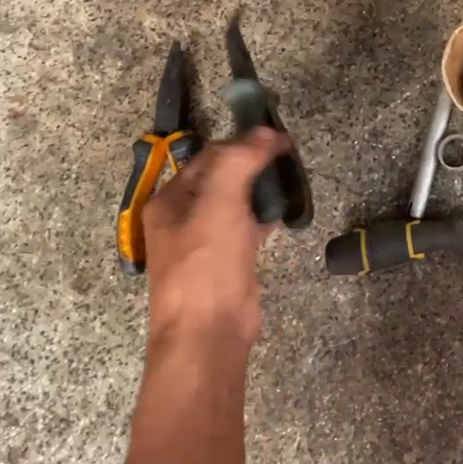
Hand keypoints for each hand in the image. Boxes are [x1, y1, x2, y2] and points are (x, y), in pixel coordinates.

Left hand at [142, 129, 288, 349]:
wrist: (208, 332)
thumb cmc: (206, 264)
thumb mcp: (220, 204)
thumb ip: (240, 162)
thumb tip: (266, 131)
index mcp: (170, 201)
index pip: (210, 156)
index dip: (243, 142)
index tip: (279, 137)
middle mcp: (183, 217)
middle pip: (223, 176)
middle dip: (255, 162)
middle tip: (289, 155)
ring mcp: (206, 239)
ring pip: (237, 199)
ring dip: (262, 186)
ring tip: (291, 177)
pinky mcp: (228, 259)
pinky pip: (248, 224)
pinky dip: (266, 213)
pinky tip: (286, 211)